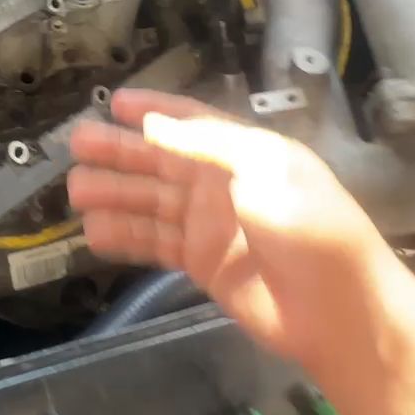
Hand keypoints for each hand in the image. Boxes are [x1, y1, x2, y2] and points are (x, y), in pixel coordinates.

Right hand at [67, 89, 406, 368]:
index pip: (188, 121)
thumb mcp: (265, 168)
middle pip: (157, 160)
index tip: (113, 101)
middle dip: (117, 151)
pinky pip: (152, 242)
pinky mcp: (200, 262)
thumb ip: (205, 143)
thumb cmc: (309, 227)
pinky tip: (93, 233)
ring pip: (148, 201)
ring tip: (74, 192)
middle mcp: (219, 183)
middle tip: (76, 144)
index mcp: (241, 152)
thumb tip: (149, 125)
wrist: (340, 312)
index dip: (152, 109)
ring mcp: (208, 224)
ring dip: (112, 194)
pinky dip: (123, 237)